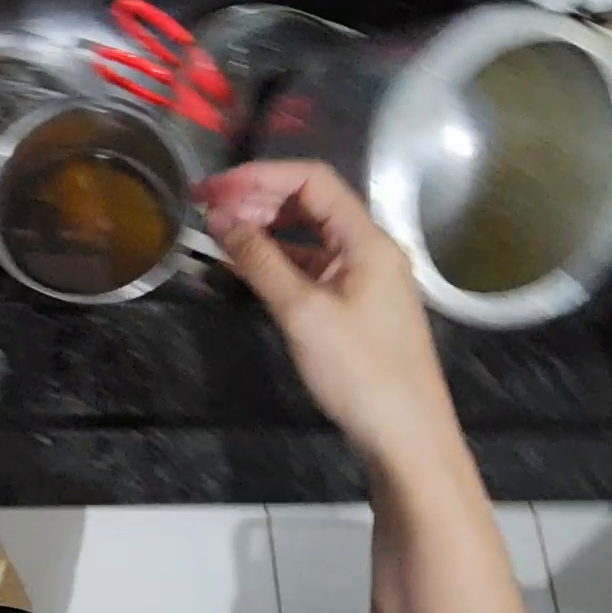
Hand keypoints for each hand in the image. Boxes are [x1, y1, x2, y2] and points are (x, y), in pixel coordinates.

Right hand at [195, 162, 458, 459]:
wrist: (406, 436)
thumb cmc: (359, 371)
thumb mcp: (301, 312)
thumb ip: (259, 259)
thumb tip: (218, 218)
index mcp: (367, 240)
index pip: (311, 181)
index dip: (258, 177)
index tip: (212, 189)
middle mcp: (367, 248)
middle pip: (309, 203)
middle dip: (256, 199)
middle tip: (205, 210)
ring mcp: (361, 276)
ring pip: (306, 234)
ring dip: (262, 227)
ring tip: (217, 234)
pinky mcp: (351, 302)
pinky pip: (308, 264)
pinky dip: (274, 258)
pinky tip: (242, 264)